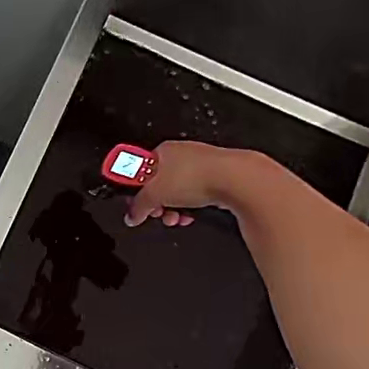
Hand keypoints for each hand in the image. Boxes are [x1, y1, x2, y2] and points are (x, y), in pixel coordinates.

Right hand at [125, 142, 268, 227]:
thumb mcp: (153, 195)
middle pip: (157, 184)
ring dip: (172, 208)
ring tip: (175, 217)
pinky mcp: (214, 178)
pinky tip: (190, 215)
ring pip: (176, 192)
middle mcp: (180, 155)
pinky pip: (193, 196)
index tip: (133, 205)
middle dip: (156, 204)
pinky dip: (189, 207)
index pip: (138, 171)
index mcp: (161, 151)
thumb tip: (132, 215)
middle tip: (156, 213)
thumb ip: (138, 207)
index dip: (134, 191)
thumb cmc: (197, 176)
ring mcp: (198, 166)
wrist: (236, 180)